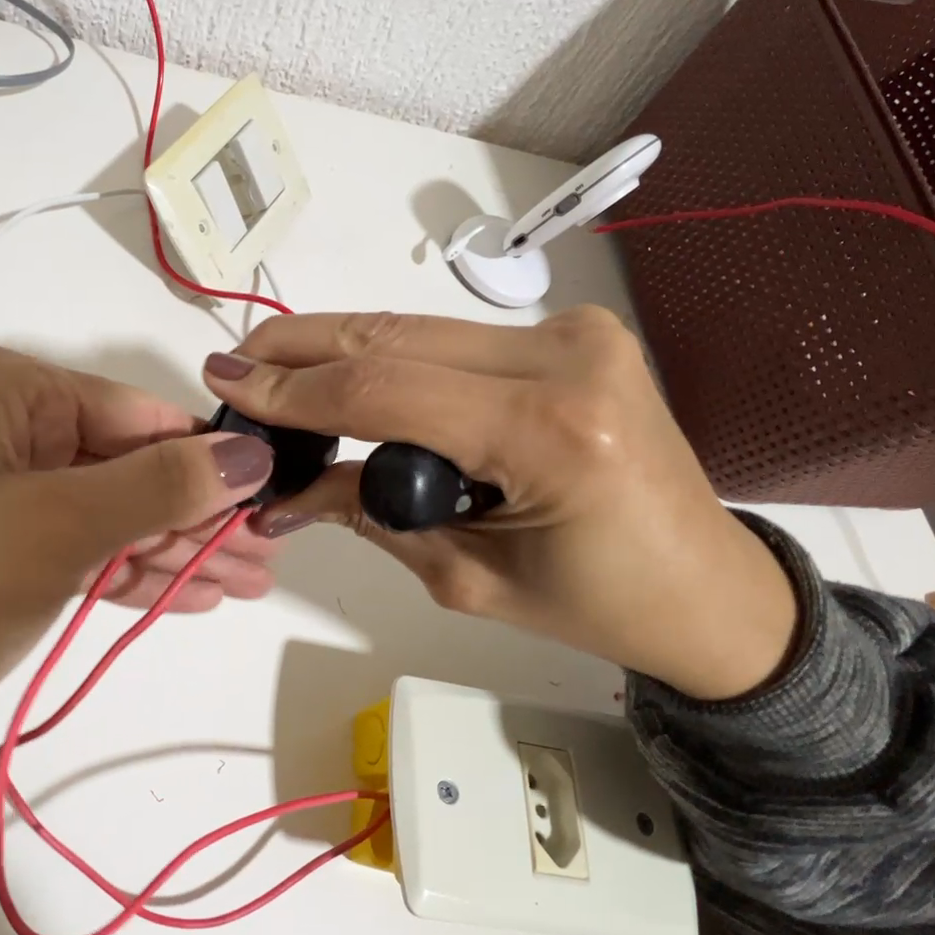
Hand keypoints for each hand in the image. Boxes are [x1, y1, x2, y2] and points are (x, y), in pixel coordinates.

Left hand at [0, 343, 277, 776]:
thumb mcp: (58, 526)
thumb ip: (160, 486)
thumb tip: (252, 454)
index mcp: (10, 391)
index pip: (138, 414)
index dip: (209, 458)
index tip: (277, 498)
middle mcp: (9, 428)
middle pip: (131, 465)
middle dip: (199, 513)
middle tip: (270, 553)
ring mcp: (8, 492)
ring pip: (115, 512)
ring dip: (178, 548)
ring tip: (250, 581)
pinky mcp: (7, 549)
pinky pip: (88, 548)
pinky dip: (137, 572)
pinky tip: (196, 594)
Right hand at [202, 308, 797, 700]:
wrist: (706, 587)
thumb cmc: (591, 604)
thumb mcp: (463, 575)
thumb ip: (368, 512)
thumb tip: (279, 488)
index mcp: (553, 434)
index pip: (386, 393)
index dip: (295, 391)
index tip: (228, 386)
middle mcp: (568, 359)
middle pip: (395, 337)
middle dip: (302, 347)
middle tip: (234, 362)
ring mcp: (576, 333)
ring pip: (417, 330)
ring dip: (337, 351)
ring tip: (272, 371)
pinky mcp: (572, 332)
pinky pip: (450, 342)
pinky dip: (387, 359)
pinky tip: (341, 378)